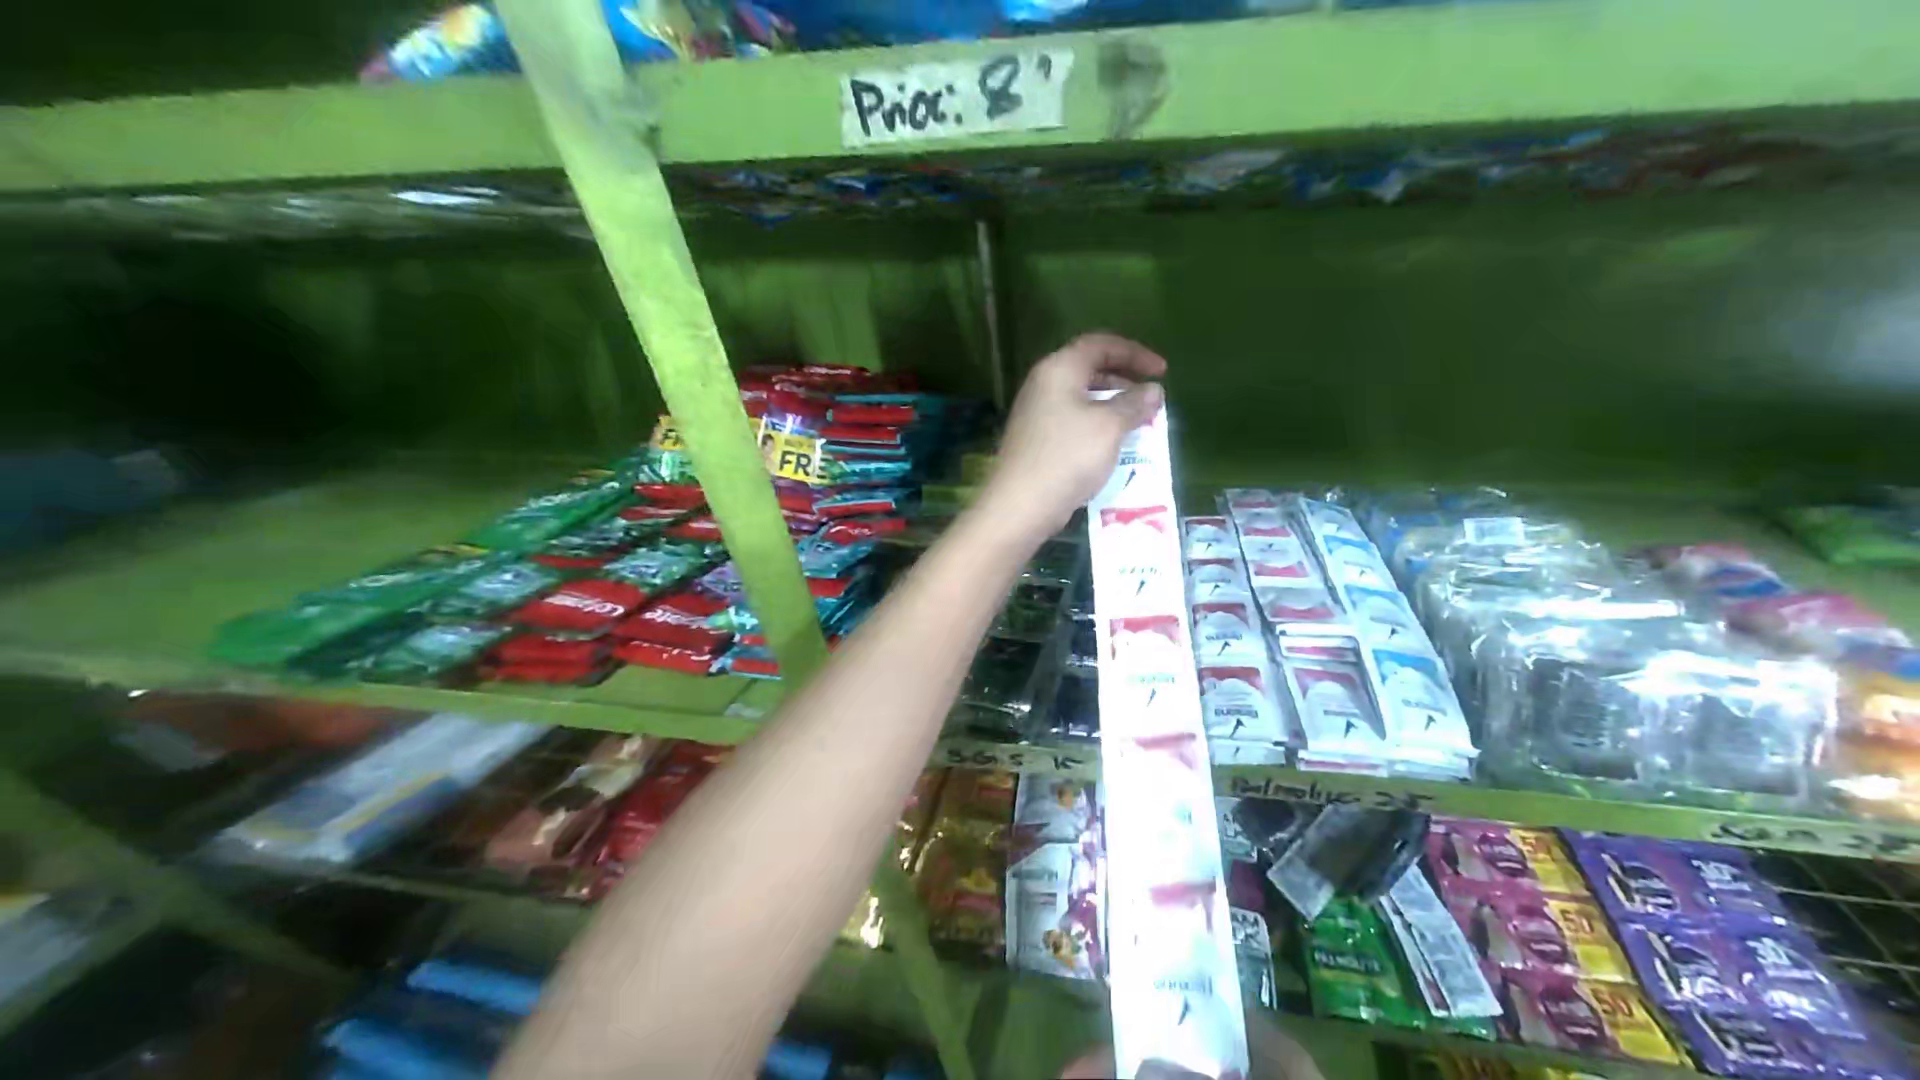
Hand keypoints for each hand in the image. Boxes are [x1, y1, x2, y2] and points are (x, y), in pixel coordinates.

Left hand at [978, 332, 1167, 544]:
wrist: (1022, 503)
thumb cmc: (1068, 456)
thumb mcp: (1109, 426)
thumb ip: (1134, 403)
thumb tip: (1153, 391)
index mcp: (1059, 369)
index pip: (1100, 344)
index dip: (1135, 353)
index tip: (1162, 371)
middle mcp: (1042, 383)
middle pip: (1088, 367)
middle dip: (1123, 377)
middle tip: (1150, 394)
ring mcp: (1035, 411)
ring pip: (1080, 395)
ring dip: (1111, 403)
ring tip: (1137, 419)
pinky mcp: (1035, 437)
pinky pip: (1072, 418)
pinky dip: (1096, 422)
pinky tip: (1112, 441)